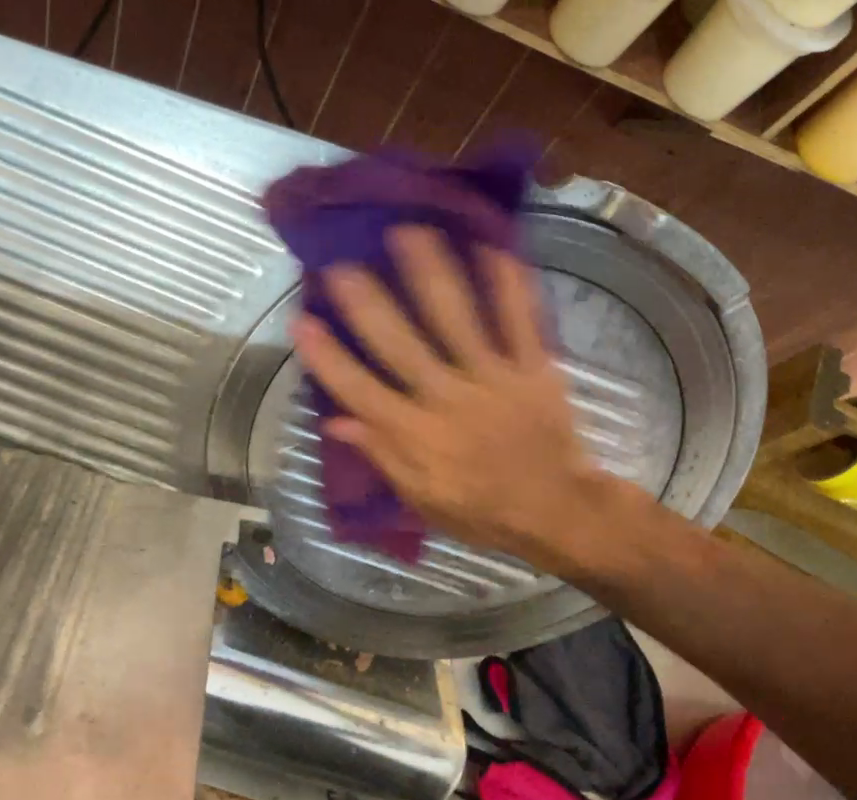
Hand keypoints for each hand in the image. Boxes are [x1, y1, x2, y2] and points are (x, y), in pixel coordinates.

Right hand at [297, 226, 641, 575]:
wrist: (555, 509)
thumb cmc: (479, 510)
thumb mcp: (419, 497)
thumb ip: (382, 454)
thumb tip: (337, 421)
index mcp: (414, 435)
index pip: (360, 390)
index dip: (328, 357)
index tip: (301, 322)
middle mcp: (446, 399)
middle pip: (400, 344)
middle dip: (367, 303)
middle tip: (341, 264)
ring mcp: (492, 378)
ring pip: (456, 318)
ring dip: (430, 273)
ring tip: (409, 232)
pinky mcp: (534, 368)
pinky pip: (520, 318)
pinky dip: (507, 282)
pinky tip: (490, 245)